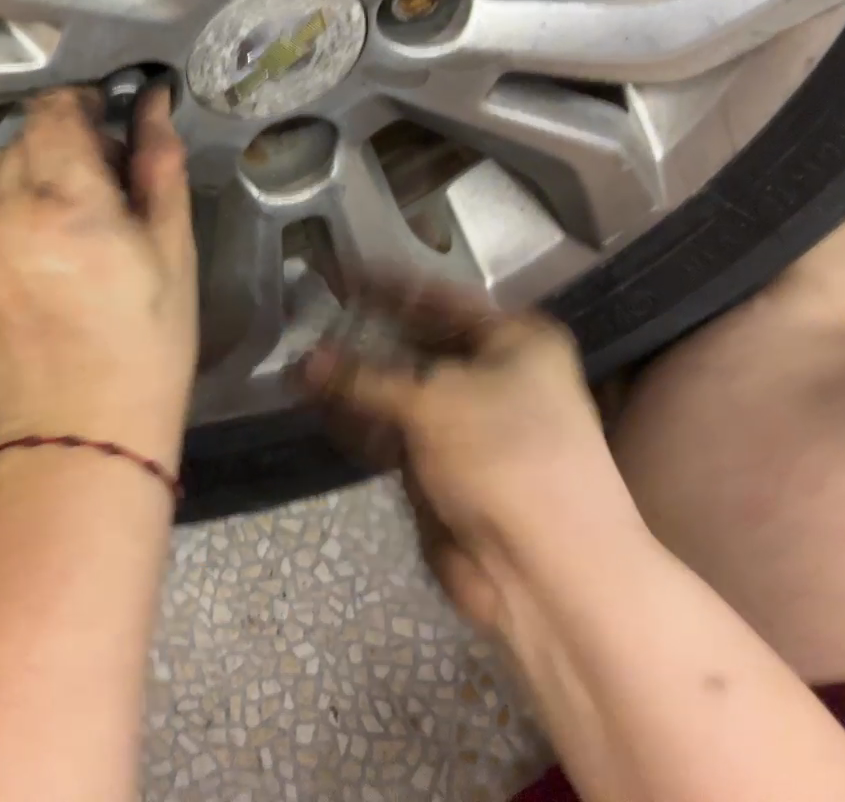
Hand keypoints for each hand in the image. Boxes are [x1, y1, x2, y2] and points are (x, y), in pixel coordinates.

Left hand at [0, 87, 197, 464]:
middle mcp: (2, 215)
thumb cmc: (143, 347)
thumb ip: (158, 167)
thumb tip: (153, 105)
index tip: (106, 130)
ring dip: (27, 176)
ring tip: (63, 221)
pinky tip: (34, 249)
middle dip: (61, 146)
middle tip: (97, 186)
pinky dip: (2, 212)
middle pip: (22, 140)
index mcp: (63, 204)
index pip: (52, 112)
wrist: (77, 433)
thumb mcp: (172, 254)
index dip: (81, 108)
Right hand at [296, 282, 614, 631]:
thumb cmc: (506, 458)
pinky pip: (387, 429)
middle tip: (307, 321)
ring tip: (298, 368)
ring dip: (350, 381)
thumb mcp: (432, 401)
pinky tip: (316, 406)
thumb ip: (361, 376)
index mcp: (515, 342)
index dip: (387, 287)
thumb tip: (302, 360)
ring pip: (394, 388)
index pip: (439, 298)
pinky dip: (355, 419)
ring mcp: (463, 422)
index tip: (337, 274)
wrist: (546, 569)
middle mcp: (492, 375)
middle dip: (360, 337)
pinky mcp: (438, 463)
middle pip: (412, 343)